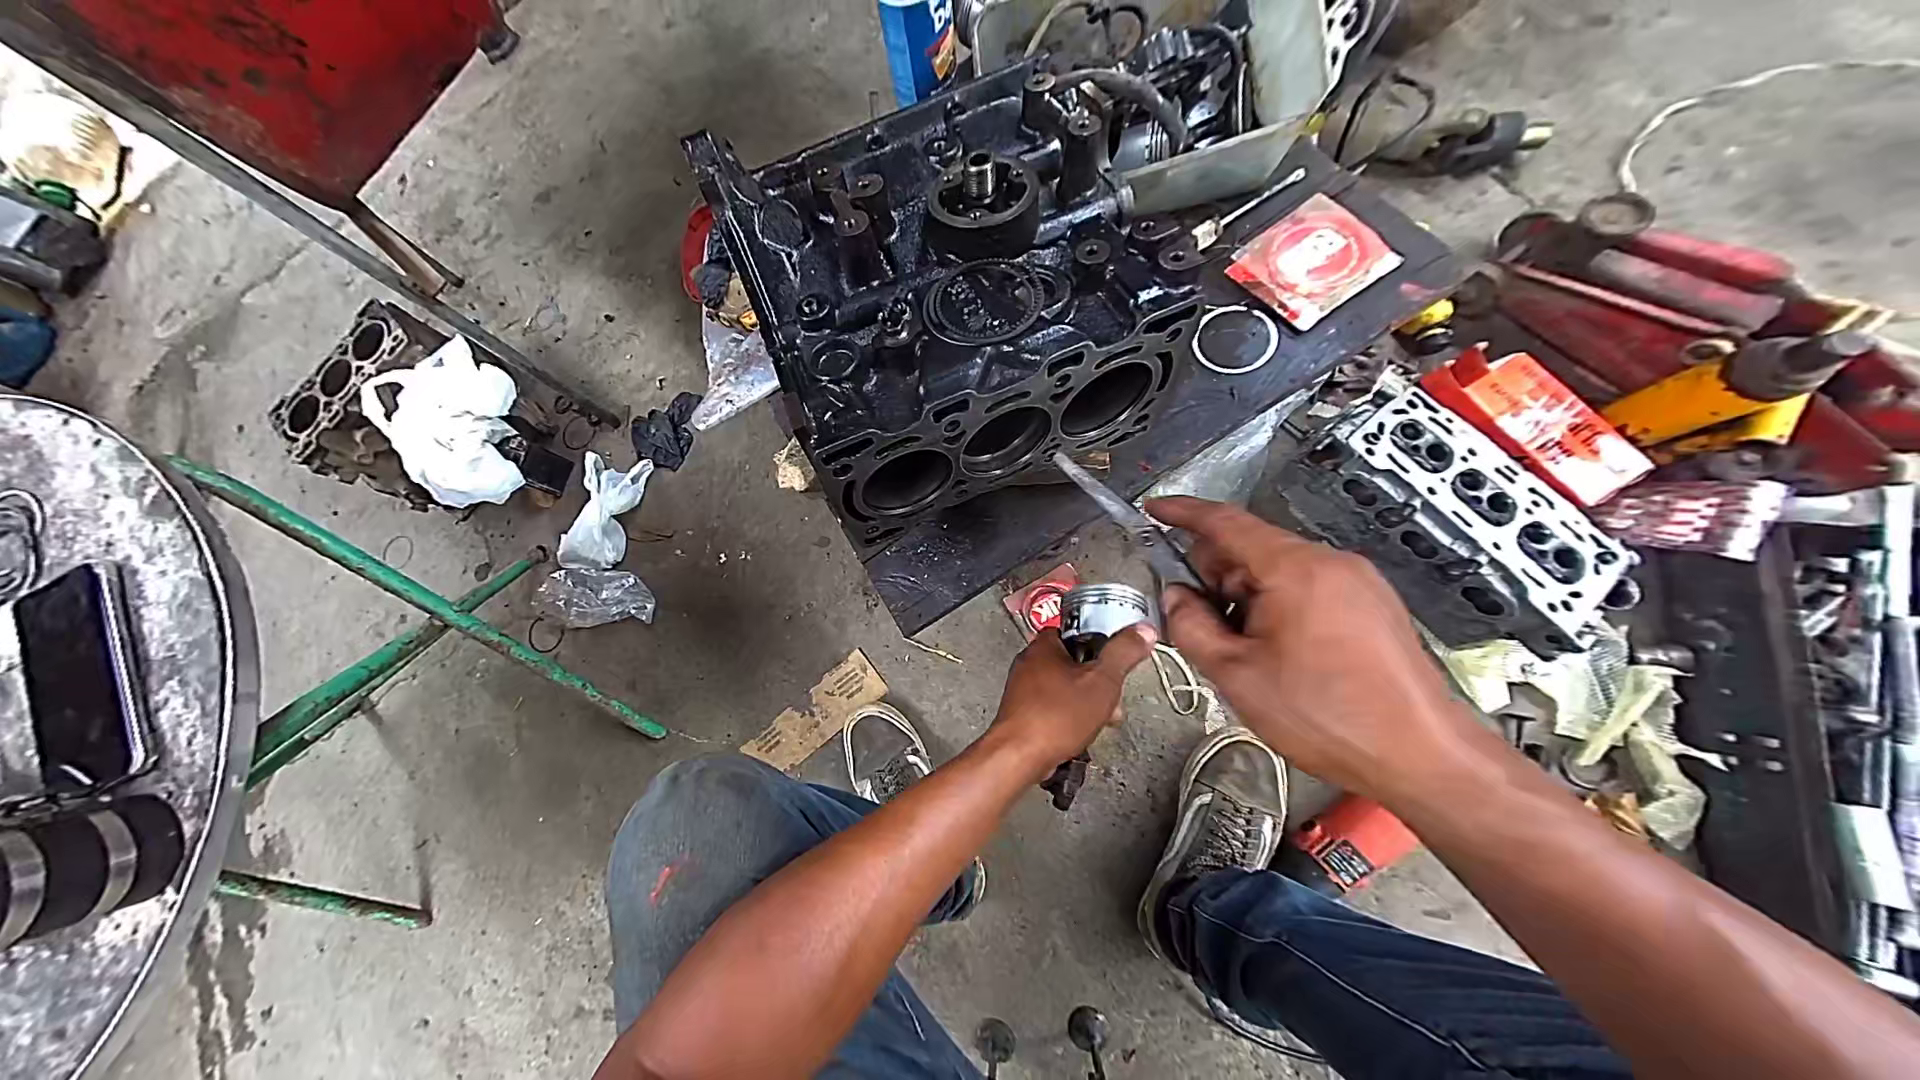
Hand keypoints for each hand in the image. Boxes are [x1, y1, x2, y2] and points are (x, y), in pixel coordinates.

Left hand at [988, 626, 1155, 774]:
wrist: (1020, 756)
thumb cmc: (1053, 718)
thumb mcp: (1102, 681)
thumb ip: (1123, 653)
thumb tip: (1141, 632)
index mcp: (1044, 646)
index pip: (1074, 629)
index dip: (1098, 643)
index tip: (1113, 656)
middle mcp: (1029, 663)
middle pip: (1072, 661)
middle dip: (1096, 680)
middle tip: (1108, 695)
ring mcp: (1023, 689)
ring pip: (1064, 686)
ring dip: (1086, 701)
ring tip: (1098, 718)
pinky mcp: (1022, 712)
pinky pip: (1053, 706)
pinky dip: (1068, 716)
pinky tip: (1079, 732)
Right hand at [1145, 496, 1495, 801]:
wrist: (1421, 756)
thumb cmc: (1332, 717)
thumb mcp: (1235, 674)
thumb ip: (1190, 625)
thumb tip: (1176, 598)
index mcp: (1295, 570)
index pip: (1225, 522)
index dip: (1182, 512)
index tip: (1157, 509)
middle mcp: (1330, 564)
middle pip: (1249, 550)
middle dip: (1215, 580)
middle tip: (1204, 625)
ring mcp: (1355, 582)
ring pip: (1275, 572)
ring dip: (1246, 601)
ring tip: (1250, 655)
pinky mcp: (1369, 603)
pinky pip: (1305, 588)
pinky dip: (1276, 609)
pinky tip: (1278, 655)